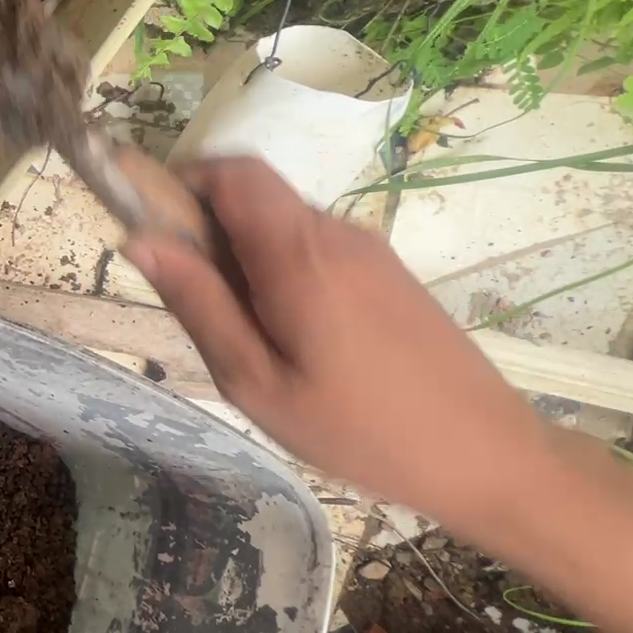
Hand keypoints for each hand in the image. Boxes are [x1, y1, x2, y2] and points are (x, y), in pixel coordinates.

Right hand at [122, 157, 550, 520]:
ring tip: (236, 327)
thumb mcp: (251, 377)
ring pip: (274, 222)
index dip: (181, 181)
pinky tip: (281, 330)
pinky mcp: (382, 272)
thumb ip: (196, 301)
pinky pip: (305, 245)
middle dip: (200, 226)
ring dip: (234, 251)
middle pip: (249, 194)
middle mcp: (334, 234)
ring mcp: (365, 251)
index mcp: (298, 254)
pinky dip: (270, 266)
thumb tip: (139, 240)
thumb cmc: (358, 428)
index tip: (152, 227)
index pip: (233, 171)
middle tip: (188, 296)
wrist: (493, 461)